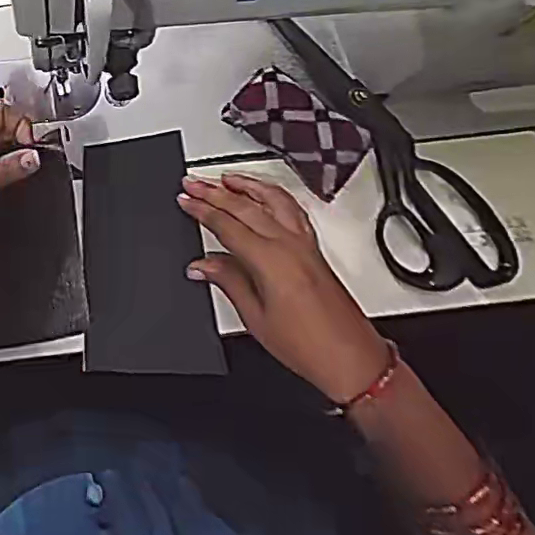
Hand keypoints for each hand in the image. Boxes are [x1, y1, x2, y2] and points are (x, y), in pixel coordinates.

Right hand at [178, 173, 390, 403]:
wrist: (349, 356)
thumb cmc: (308, 345)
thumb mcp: (255, 317)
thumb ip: (228, 281)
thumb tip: (203, 265)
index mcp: (269, 260)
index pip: (226, 224)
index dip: (201, 209)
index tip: (185, 199)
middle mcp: (288, 244)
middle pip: (245, 206)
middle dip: (214, 192)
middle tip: (193, 183)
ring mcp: (304, 242)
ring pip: (271, 199)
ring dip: (246, 185)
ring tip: (226, 178)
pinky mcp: (314, 247)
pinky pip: (292, 208)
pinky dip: (274, 194)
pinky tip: (266, 193)